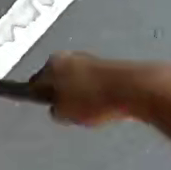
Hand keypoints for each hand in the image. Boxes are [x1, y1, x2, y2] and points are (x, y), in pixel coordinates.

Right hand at [30, 52, 170, 126]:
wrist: (135, 89)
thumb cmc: (93, 99)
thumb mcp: (63, 113)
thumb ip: (55, 110)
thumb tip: (57, 108)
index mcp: (52, 64)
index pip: (35, 83)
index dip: (38, 97)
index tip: (43, 105)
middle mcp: (68, 56)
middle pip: (56, 79)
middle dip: (60, 93)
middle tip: (68, 112)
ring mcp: (90, 59)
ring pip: (76, 80)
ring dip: (79, 93)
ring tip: (90, 111)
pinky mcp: (109, 66)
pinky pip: (94, 82)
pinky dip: (95, 92)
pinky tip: (103, 104)